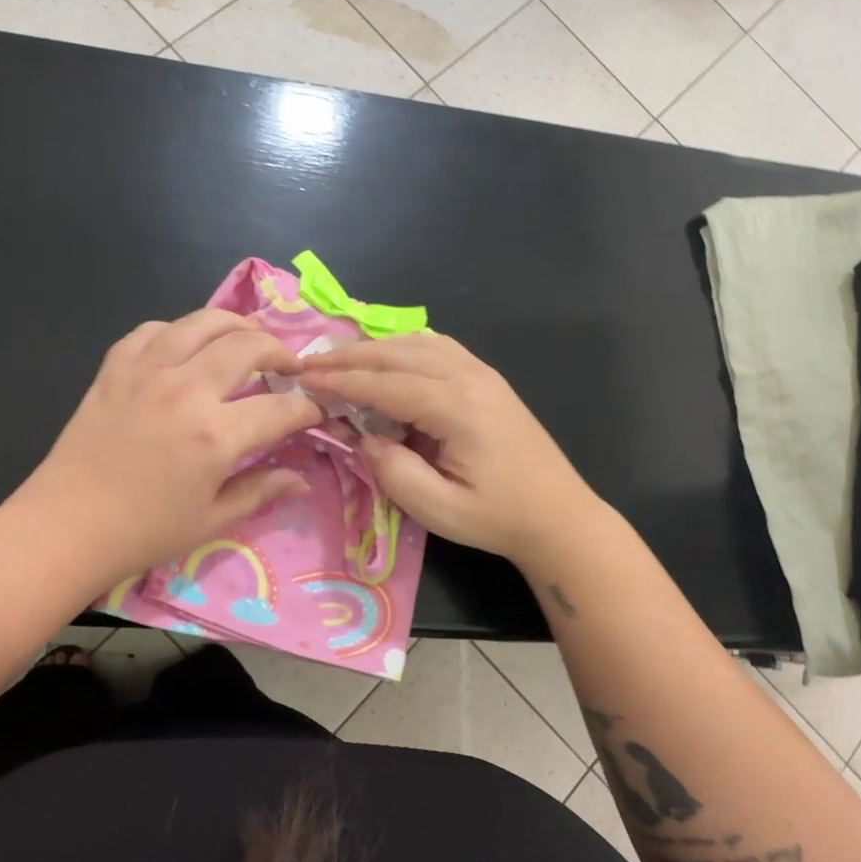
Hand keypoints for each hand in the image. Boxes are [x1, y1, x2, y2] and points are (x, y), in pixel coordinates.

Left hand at [10, 310, 323, 585]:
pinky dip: (178, 330)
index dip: (306, 408)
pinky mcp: (115, 368)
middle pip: (247, 346)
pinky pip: (153, 330)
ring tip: (250, 337)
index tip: (315, 411)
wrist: (68, 525)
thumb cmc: (143, 532)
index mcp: (216, 434)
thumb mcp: (211, 521)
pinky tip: (187, 345)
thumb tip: (301, 478)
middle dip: (280, 351)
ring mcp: (147, 372)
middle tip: (290, 367)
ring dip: (235, 324)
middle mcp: (186, 389)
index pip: (280, 408)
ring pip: (202, 323)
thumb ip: (260, 491)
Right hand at [301, 333, 594, 560]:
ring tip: (336, 360)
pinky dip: (402, 346)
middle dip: (348, 357)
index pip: (385, 384)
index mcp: (457, 407)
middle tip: (307, 364)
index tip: (302, 380)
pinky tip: (385, 357)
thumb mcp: (437, 508)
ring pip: (416, 343)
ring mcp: (481, 373)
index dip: (340, 381)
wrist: (558, 516)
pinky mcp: (487, 379)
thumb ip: (392, 470)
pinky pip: (437, 347)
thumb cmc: (496, 518)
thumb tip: (364, 437)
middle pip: (397, 354)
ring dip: (373, 349)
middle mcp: (469, 377)